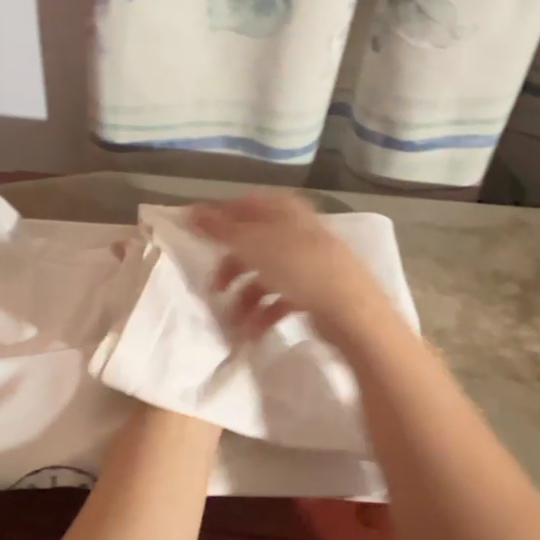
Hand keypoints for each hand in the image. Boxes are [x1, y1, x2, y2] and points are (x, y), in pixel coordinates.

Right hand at [188, 193, 394, 346]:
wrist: (351, 310)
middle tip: (213, 288)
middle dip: (230, 269)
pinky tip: (252, 333)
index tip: (195, 237)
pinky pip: (280, 300)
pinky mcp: (314, 294)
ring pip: (265, 277)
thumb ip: (219, 229)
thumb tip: (188, 211)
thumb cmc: (299, 268)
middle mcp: (296, 233)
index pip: (245, 205)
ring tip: (233, 324)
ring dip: (244, 300)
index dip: (220, 218)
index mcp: (284, 212)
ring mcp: (308, 264)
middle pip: (253, 245)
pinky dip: (263, 314)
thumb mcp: (253, 244)